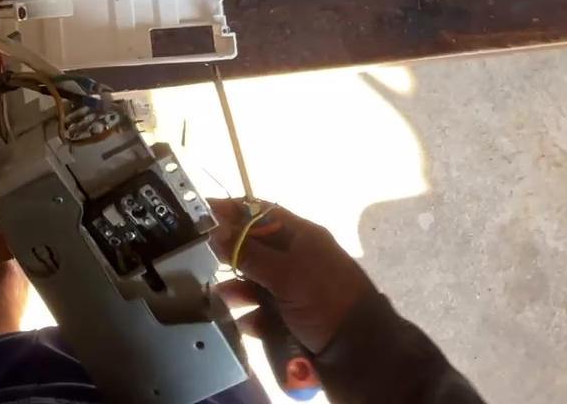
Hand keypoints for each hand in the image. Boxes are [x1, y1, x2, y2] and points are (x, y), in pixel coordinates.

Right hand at [209, 199, 375, 352]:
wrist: (364, 356)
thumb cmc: (326, 301)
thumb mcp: (285, 274)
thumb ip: (247, 252)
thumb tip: (214, 230)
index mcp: (302, 236)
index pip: (260, 212)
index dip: (232, 210)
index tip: (203, 213)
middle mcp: (298, 258)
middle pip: (255, 248)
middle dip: (230, 255)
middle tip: (202, 258)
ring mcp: (298, 289)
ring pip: (258, 281)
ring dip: (237, 289)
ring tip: (218, 298)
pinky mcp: (297, 317)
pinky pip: (266, 310)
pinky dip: (253, 316)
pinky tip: (243, 322)